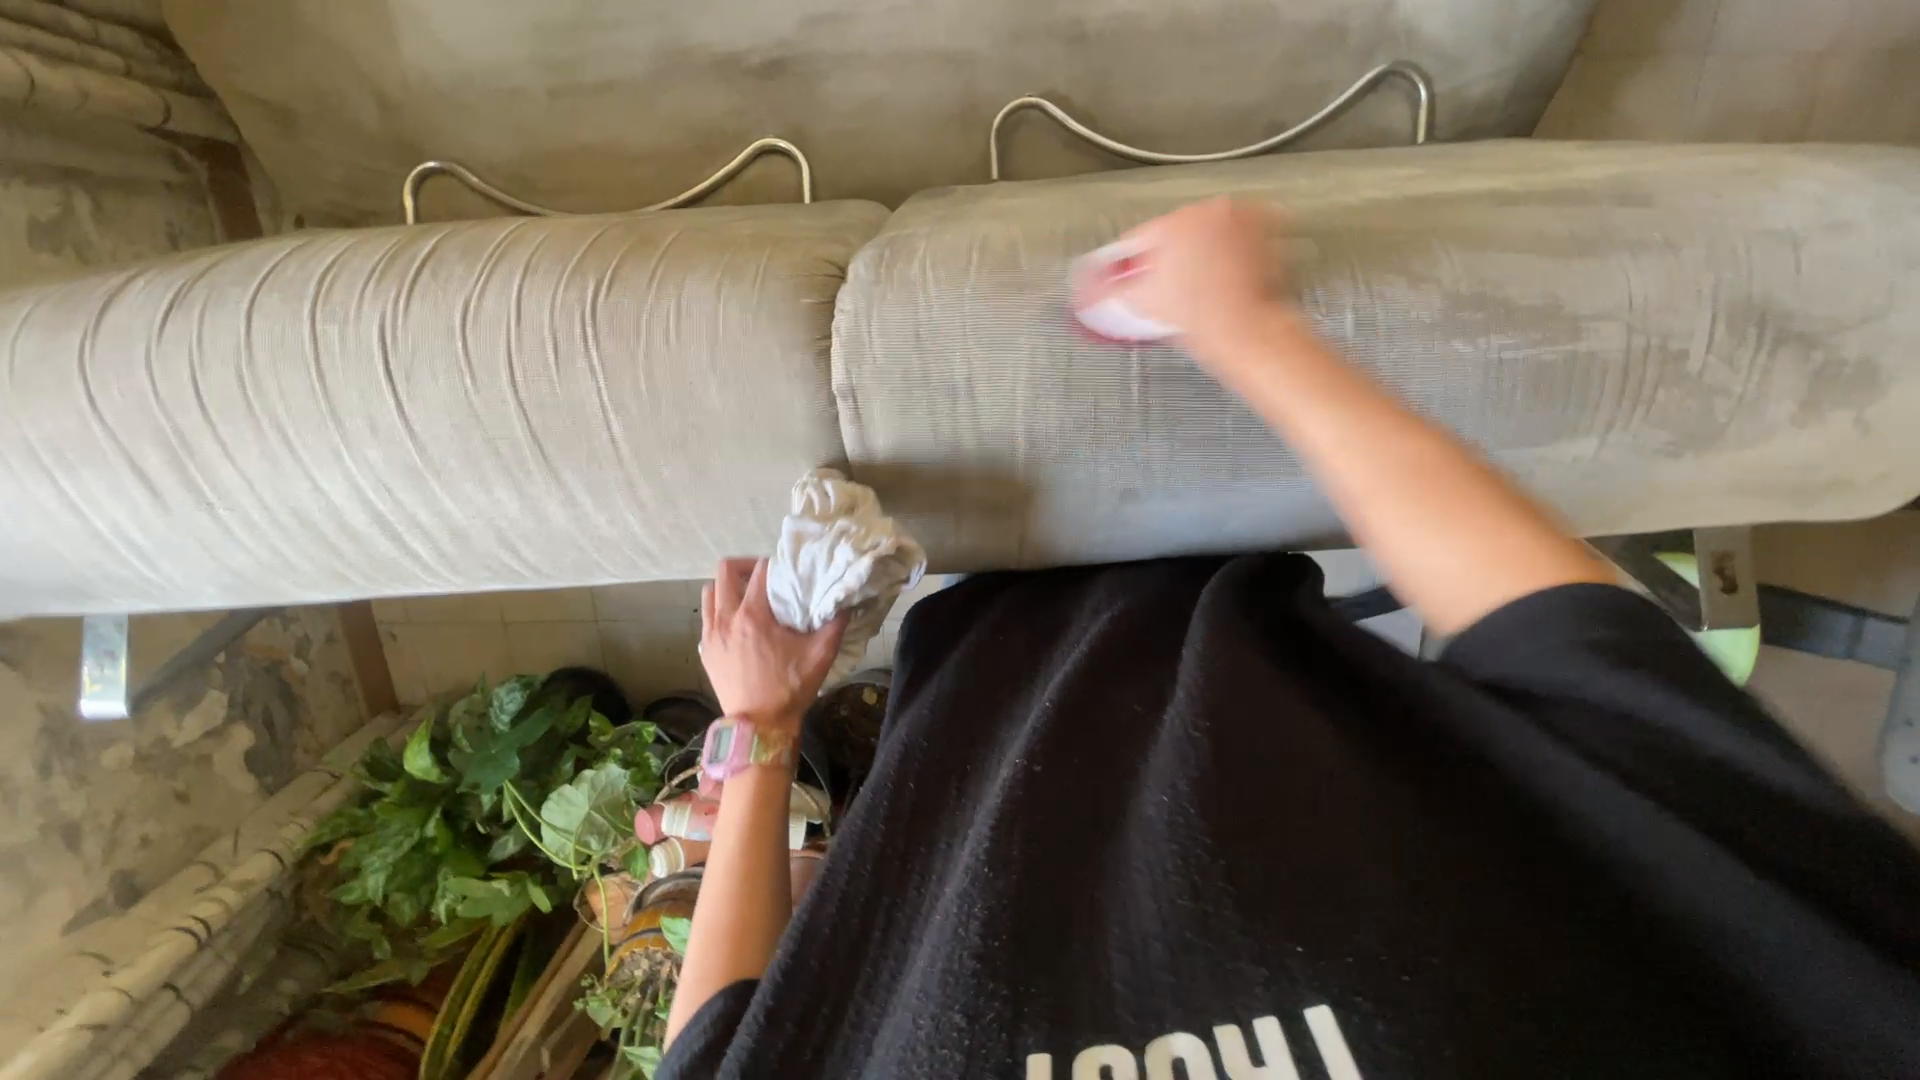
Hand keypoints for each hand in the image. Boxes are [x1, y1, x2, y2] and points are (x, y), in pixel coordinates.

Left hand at [699, 558, 846, 731]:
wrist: (759, 726)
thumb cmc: (789, 689)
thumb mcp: (820, 655)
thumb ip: (835, 624)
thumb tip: (847, 603)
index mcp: (754, 616)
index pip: (760, 570)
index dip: (776, 565)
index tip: (788, 573)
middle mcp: (727, 619)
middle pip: (726, 570)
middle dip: (747, 567)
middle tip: (766, 579)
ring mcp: (712, 634)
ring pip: (711, 591)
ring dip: (729, 588)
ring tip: (749, 598)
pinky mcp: (706, 650)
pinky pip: (708, 616)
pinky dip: (720, 610)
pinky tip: (739, 624)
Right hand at [1105, 197, 1301, 358]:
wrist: (1245, 332)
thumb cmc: (1195, 319)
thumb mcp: (1139, 304)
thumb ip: (1102, 292)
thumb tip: (1081, 288)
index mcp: (1173, 222)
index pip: (1138, 240)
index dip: (1133, 268)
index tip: (1139, 284)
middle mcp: (1208, 209)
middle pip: (1174, 234)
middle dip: (1170, 259)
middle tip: (1172, 292)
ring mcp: (1242, 216)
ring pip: (1206, 233)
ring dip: (1200, 252)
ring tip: (1201, 286)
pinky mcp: (1269, 227)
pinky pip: (1240, 233)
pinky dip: (1233, 248)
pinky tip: (1227, 274)